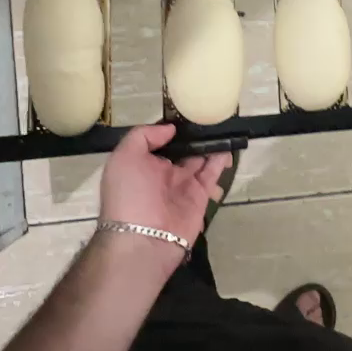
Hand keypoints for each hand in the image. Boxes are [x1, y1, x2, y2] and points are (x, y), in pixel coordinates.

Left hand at [99, 125, 230, 248]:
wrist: (143, 239)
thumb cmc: (130, 194)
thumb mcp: (124, 158)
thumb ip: (143, 136)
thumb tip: (170, 129)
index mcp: (143, 164)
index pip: (161, 141)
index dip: (173, 128)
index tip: (188, 111)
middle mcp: (164, 173)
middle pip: (184, 149)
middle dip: (196, 135)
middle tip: (210, 115)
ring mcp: (184, 185)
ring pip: (201, 158)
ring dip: (211, 145)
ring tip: (223, 128)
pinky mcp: (201, 196)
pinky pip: (212, 173)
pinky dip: (221, 159)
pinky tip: (227, 145)